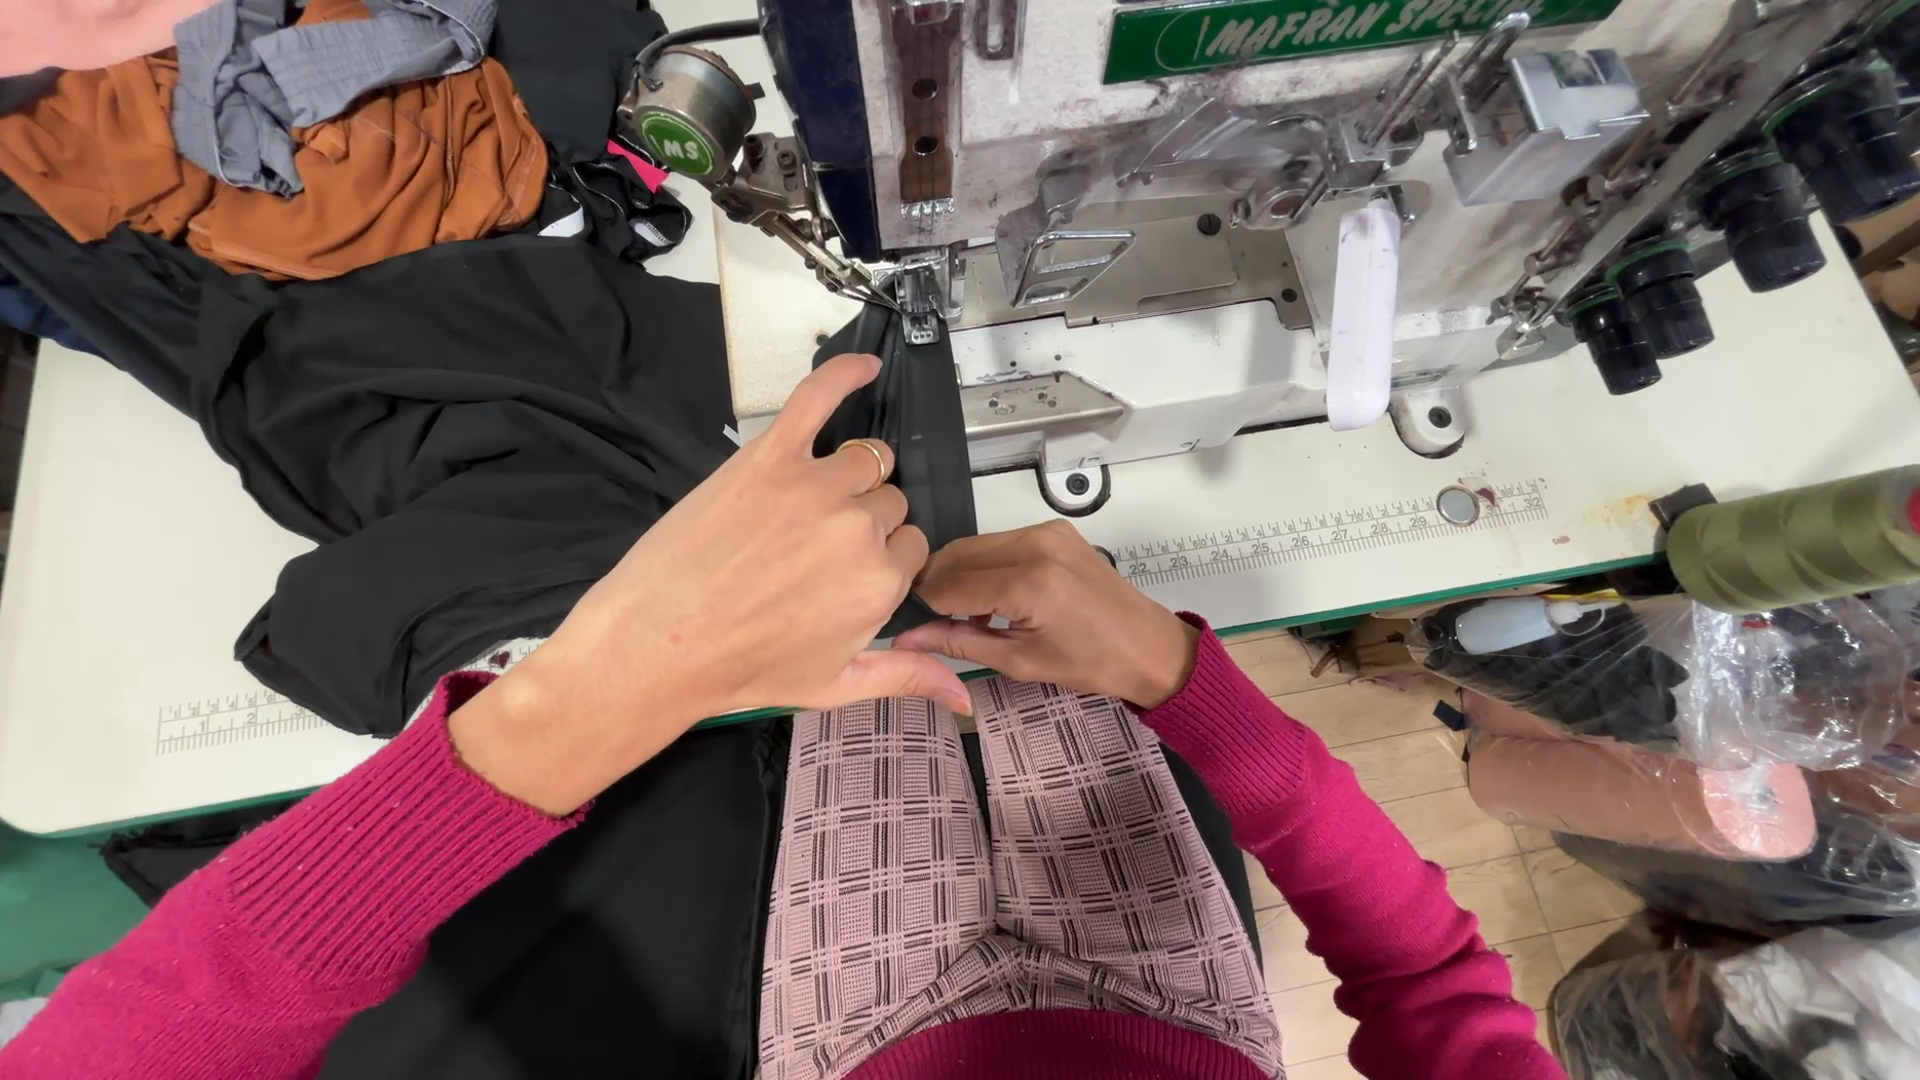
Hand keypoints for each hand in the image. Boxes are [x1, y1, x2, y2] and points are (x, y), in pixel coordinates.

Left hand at [451, 353, 969, 812]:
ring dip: (855, 476)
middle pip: (891, 503)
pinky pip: (816, 399)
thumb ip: (908, 675)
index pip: (913, 547)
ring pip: (867, 460)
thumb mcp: (835, 684)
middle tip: (821, 550)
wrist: (657, 645)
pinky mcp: (769, 458)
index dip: (886, 559)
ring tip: (819, 501)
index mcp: (879, 582)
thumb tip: (964, 693)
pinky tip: (864, 366)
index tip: (855, 570)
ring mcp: (814, 488)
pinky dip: (843, 374)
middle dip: (868, 524)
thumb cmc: (743, 668)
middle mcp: (857, 529)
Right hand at [892, 521, 1200, 707]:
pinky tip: (988, 595)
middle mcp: (1036, 544)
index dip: (924, 603)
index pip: (951, 584)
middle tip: (927, 616)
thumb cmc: (1089, 664)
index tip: (909, 621)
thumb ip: (959, 643)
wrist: (1148, 646)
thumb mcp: (1019, 661)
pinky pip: (1000, 540)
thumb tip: (906, 640)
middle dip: (936, 583)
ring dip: (958, 571)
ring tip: (959, 610)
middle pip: (958, 554)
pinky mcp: (1054, 528)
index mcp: (1029, 583)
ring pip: (976, 543)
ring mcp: (1047, 530)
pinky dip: (984, 563)